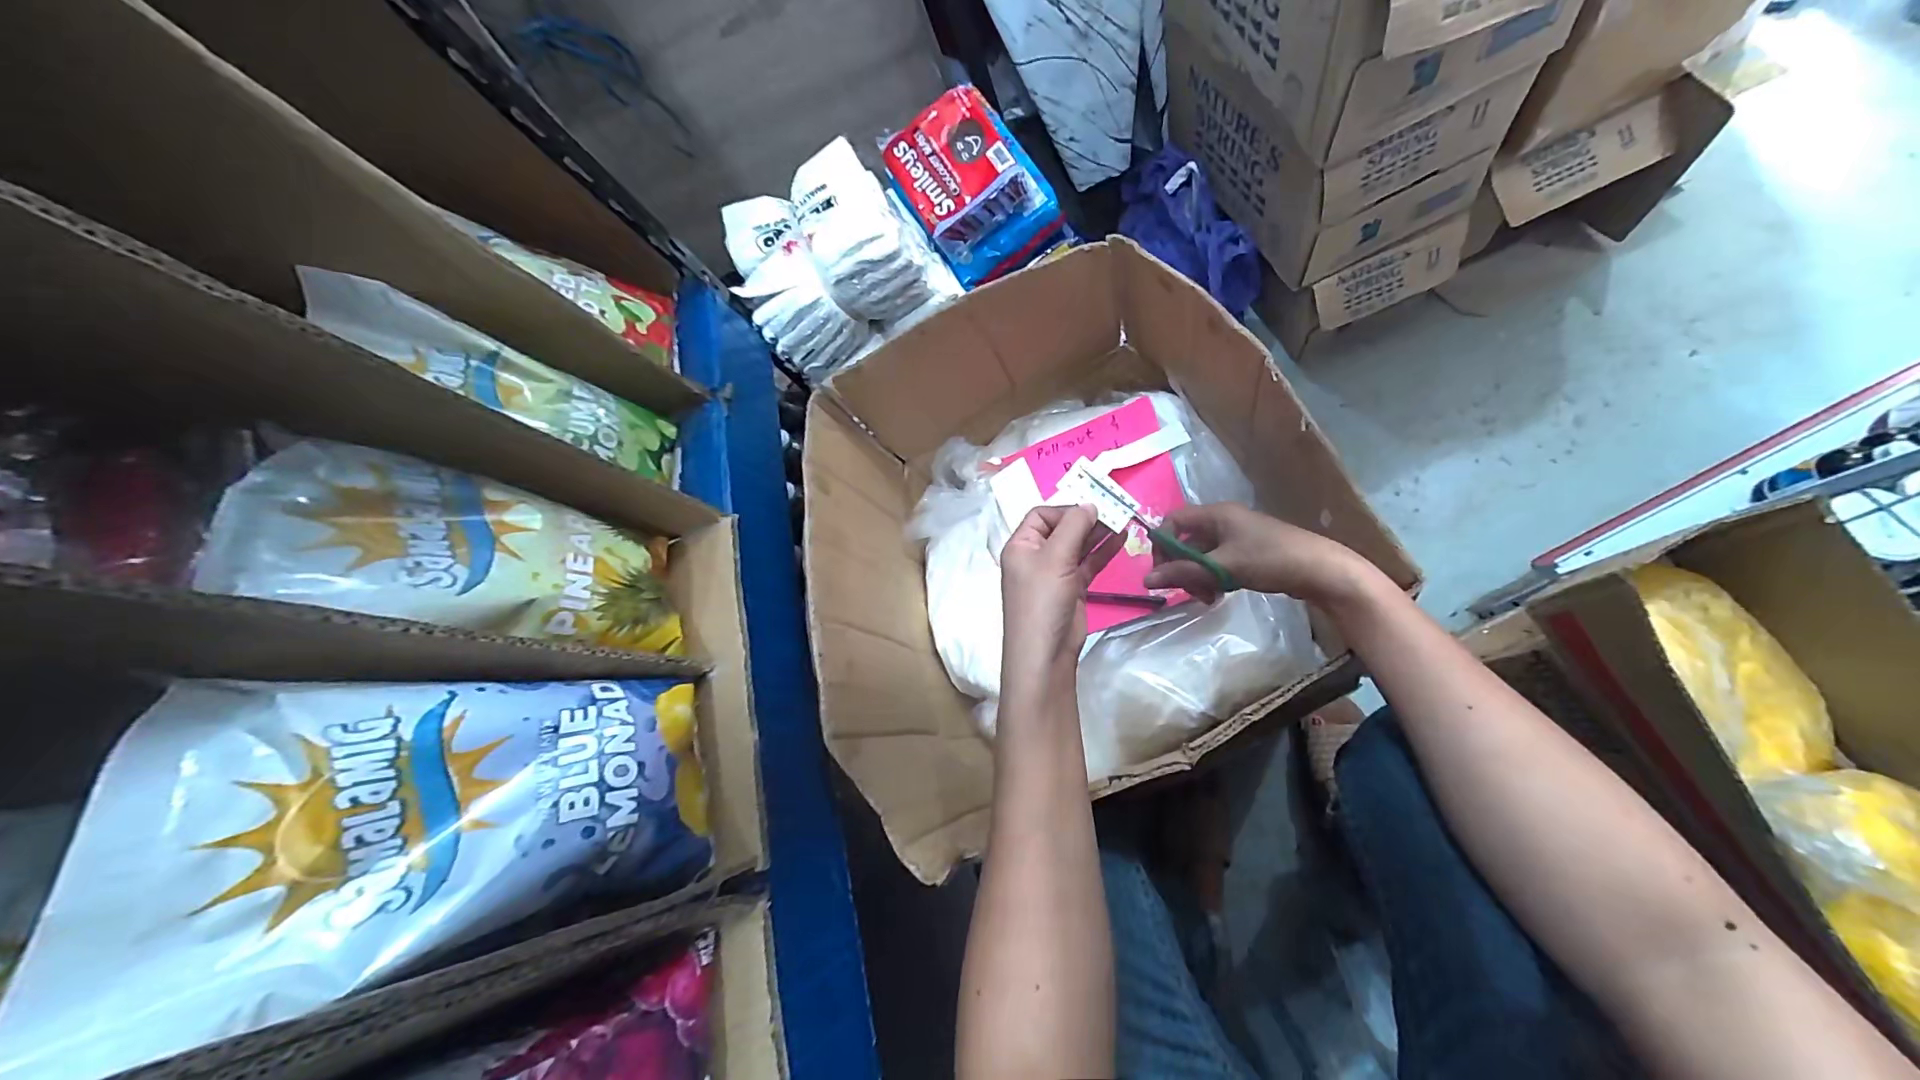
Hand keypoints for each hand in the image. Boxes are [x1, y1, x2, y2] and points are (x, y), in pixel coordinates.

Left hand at [1000, 505, 1116, 696]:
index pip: (1042, 514)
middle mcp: (1035, 556)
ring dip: (1098, 533)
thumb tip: (1090, 505)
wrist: (1046, 653)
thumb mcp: (1055, 558)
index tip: (1093, 507)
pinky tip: (1121, 540)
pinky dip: (1102, 552)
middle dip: (1087, 519)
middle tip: (1116, 511)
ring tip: (1124, 521)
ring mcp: (1054, 573)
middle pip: (1062, 528)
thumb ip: (1073, 527)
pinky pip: (1087, 563)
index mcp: (1021, 545)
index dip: (1066, 509)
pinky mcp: (1071, 588)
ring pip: (1078, 545)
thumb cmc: (1042, 600)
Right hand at [1142, 502, 1370, 604]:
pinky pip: (1217, 563)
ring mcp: (1236, 537)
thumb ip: (1183, 573)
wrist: (1321, 570)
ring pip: (1201, 555)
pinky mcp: (1247, 552)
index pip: (1172, 522)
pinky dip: (1212, 578)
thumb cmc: (1270, 560)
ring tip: (1207, 597)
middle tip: (1187, 591)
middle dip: (1181, 567)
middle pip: (1185, 540)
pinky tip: (1220, 594)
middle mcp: (1223, 521)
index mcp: (1215, 514)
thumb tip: (1146, 580)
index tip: (1164, 573)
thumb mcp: (1222, 567)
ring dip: (1197, 576)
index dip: (1162, 545)